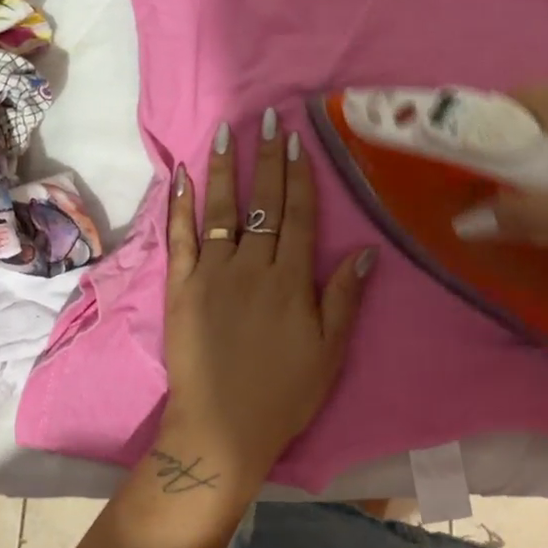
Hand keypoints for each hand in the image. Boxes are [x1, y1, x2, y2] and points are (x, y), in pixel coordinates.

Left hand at [159, 111, 375, 478]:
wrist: (220, 430)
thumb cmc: (283, 393)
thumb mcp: (329, 351)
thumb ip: (344, 297)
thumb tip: (366, 250)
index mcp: (290, 279)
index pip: (297, 214)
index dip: (298, 174)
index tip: (296, 140)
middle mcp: (252, 265)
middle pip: (263, 202)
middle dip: (266, 157)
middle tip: (267, 118)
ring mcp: (212, 273)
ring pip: (222, 210)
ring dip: (225, 168)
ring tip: (226, 132)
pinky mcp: (180, 287)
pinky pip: (181, 238)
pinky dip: (180, 205)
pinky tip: (181, 175)